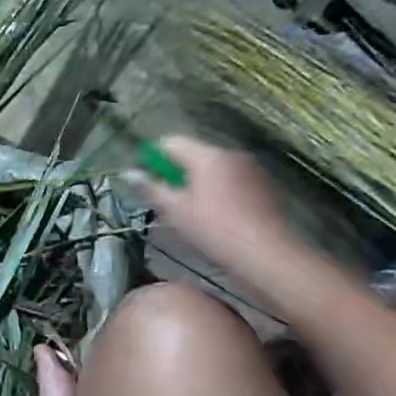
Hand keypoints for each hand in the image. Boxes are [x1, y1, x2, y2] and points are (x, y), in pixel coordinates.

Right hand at [126, 135, 293, 274]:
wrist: (263, 252)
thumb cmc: (213, 231)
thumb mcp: (175, 212)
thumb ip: (151, 189)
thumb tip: (129, 173)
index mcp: (206, 156)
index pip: (171, 143)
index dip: (154, 158)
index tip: (148, 181)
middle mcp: (231, 154)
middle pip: (195, 156)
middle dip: (179, 175)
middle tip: (170, 204)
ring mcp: (252, 168)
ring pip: (216, 169)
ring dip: (201, 185)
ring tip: (195, 215)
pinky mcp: (265, 185)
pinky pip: (234, 181)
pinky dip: (222, 192)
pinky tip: (220, 219)